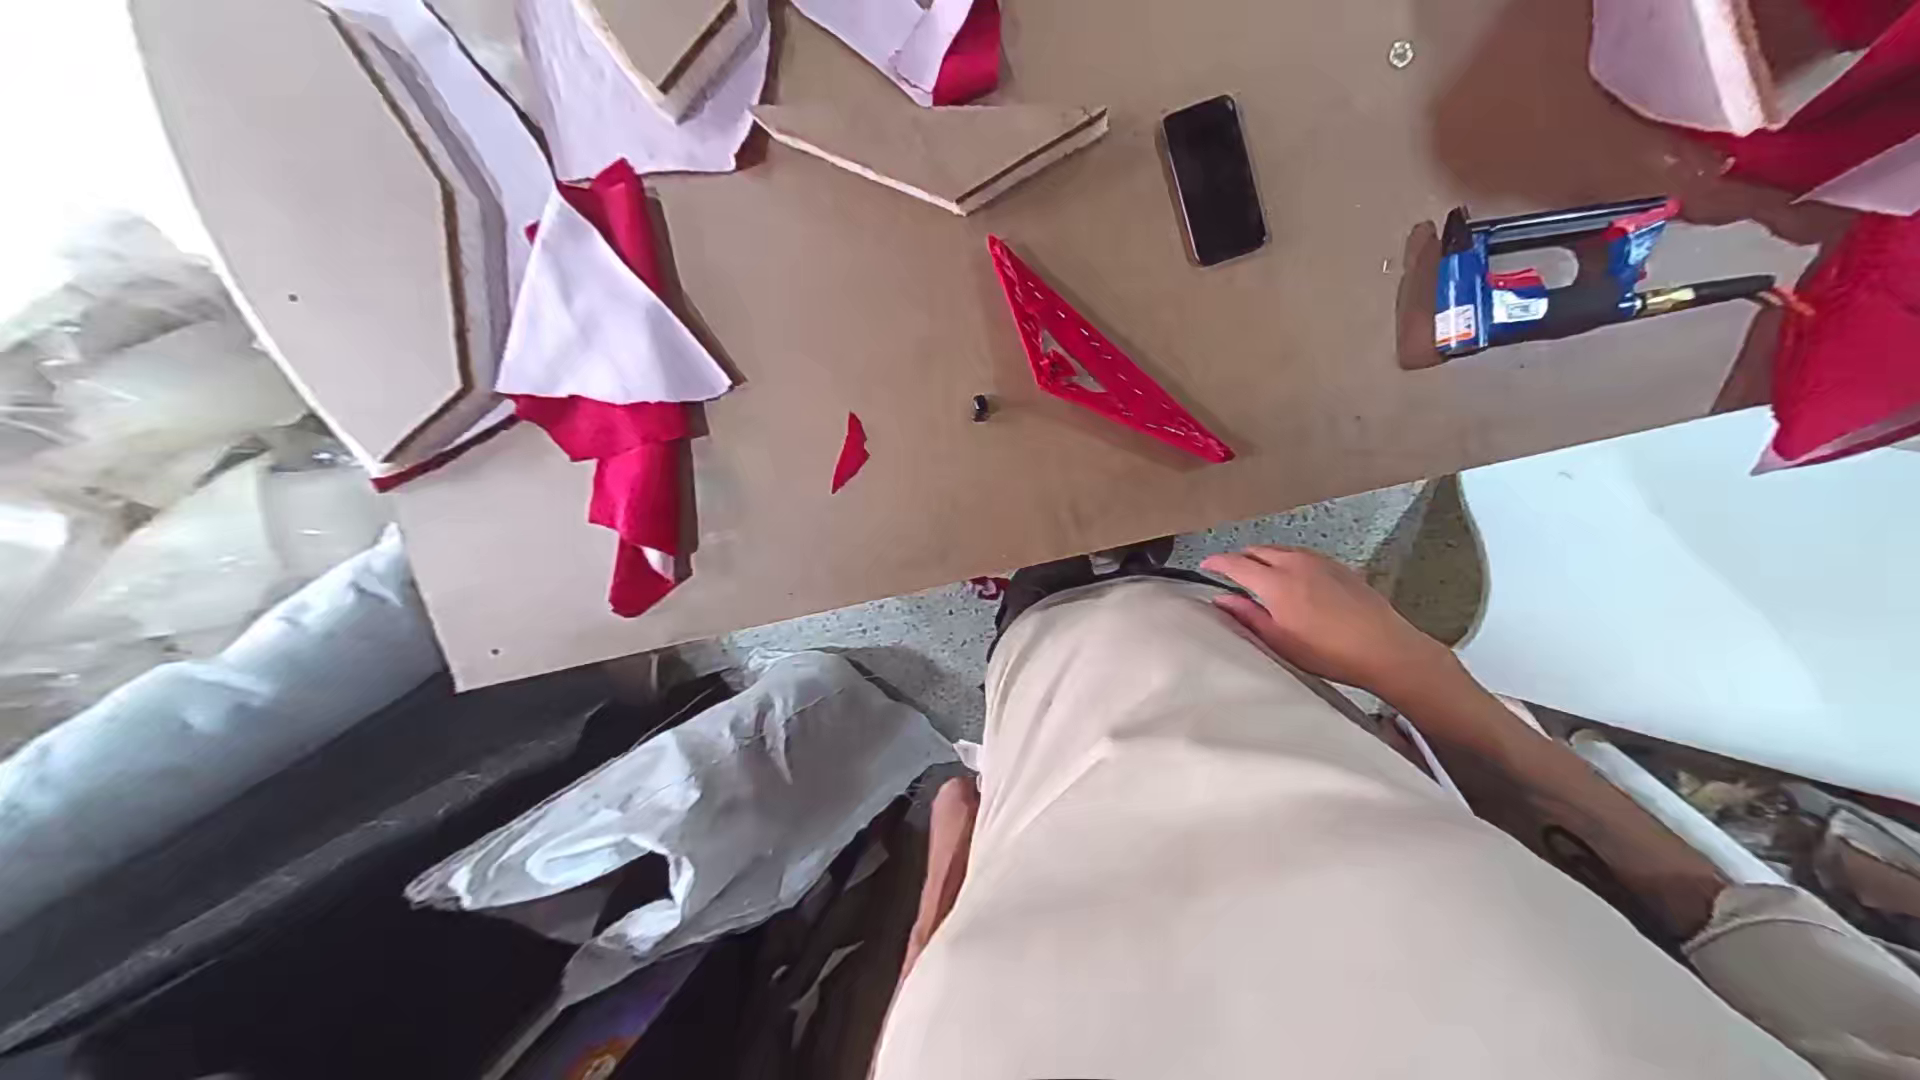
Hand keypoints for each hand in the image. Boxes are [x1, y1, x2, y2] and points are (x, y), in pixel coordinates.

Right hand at [1200, 545, 1461, 704]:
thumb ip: (1246, 615)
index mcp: (1276, 582)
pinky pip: (1301, 554)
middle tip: (1229, 573)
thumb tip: (1221, 600)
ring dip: (1262, 557)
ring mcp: (1319, 561)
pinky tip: (1289, 577)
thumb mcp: (1278, 640)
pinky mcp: (1338, 566)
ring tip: (1257, 574)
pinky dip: (1285, 560)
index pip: (1235, 562)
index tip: (1206, 566)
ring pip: (1279, 549)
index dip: (1216, 562)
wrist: (1386, 649)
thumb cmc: (1329, 651)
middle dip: (1239, 558)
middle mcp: (1296, 563)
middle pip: (1256, 550)